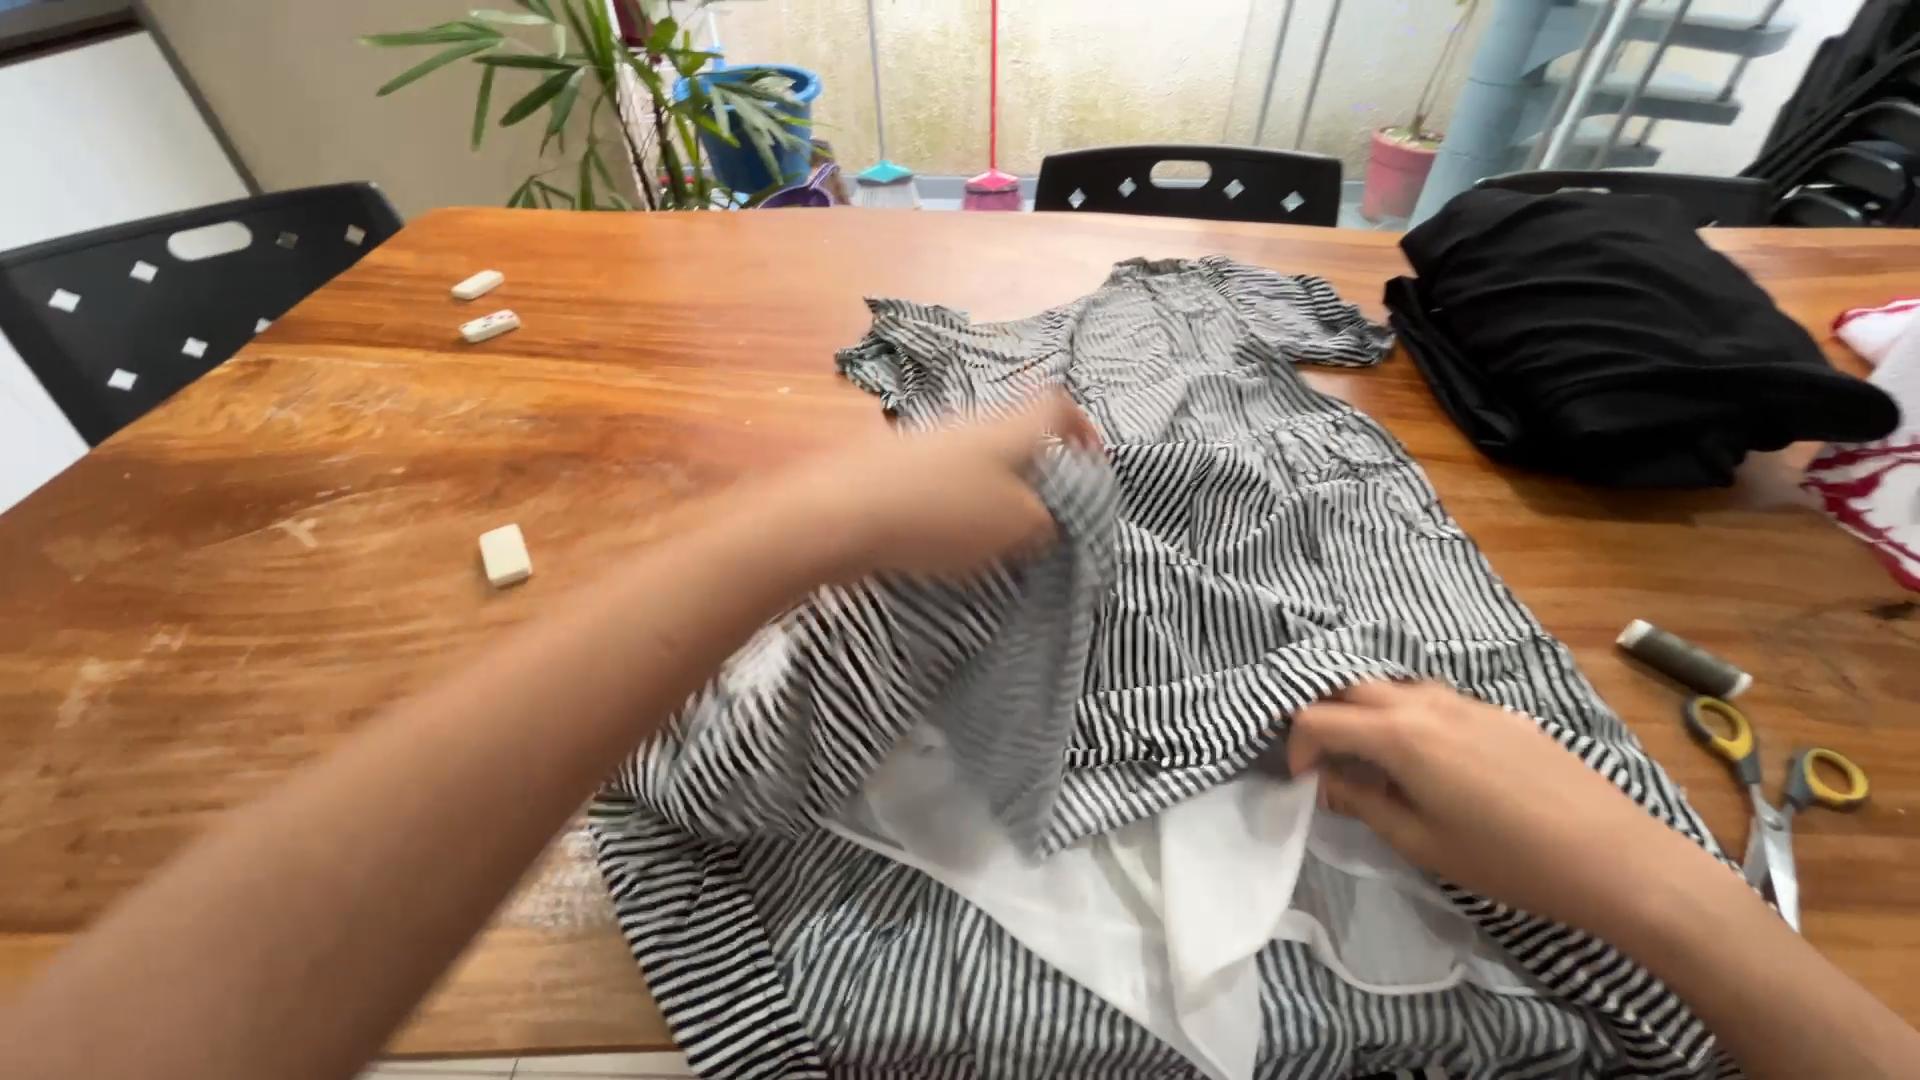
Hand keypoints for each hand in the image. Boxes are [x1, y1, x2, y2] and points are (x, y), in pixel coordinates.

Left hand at [779, 392, 1102, 581]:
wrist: (838, 515)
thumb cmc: (940, 514)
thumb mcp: (1015, 526)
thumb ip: (1044, 519)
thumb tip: (1044, 519)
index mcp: (1007, 429)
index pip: (1056, 404)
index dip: (1082, 427)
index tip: (1090, 462)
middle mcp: (967, 424)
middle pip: (1015, 438)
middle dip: (1034, 476)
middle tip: (1039, 520)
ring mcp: (926, 443)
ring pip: (977, 464)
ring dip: (993, 497)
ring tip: (991, 543)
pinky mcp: (892, 469)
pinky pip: (941, 484)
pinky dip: (955, 508)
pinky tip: (944, 544)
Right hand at [1287, 680, 1721, 935]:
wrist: (1623, 863)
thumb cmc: (1510, 861)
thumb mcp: (1420, 842)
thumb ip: (1362, 803)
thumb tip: (1326, 784)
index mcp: (1399, 735)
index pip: (1318, 718)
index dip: (1296, 745)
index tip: (1303, 779)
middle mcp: (1426, 702)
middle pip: (1349, 685)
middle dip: (1323, 714)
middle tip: (1325, 756)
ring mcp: (1468, 702)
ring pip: (1393, 683)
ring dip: (1366, 709)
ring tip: (1371, 753)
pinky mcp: (1501, 713)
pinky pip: (1435, 696)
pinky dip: (1408, 713)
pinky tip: (1429, 756)